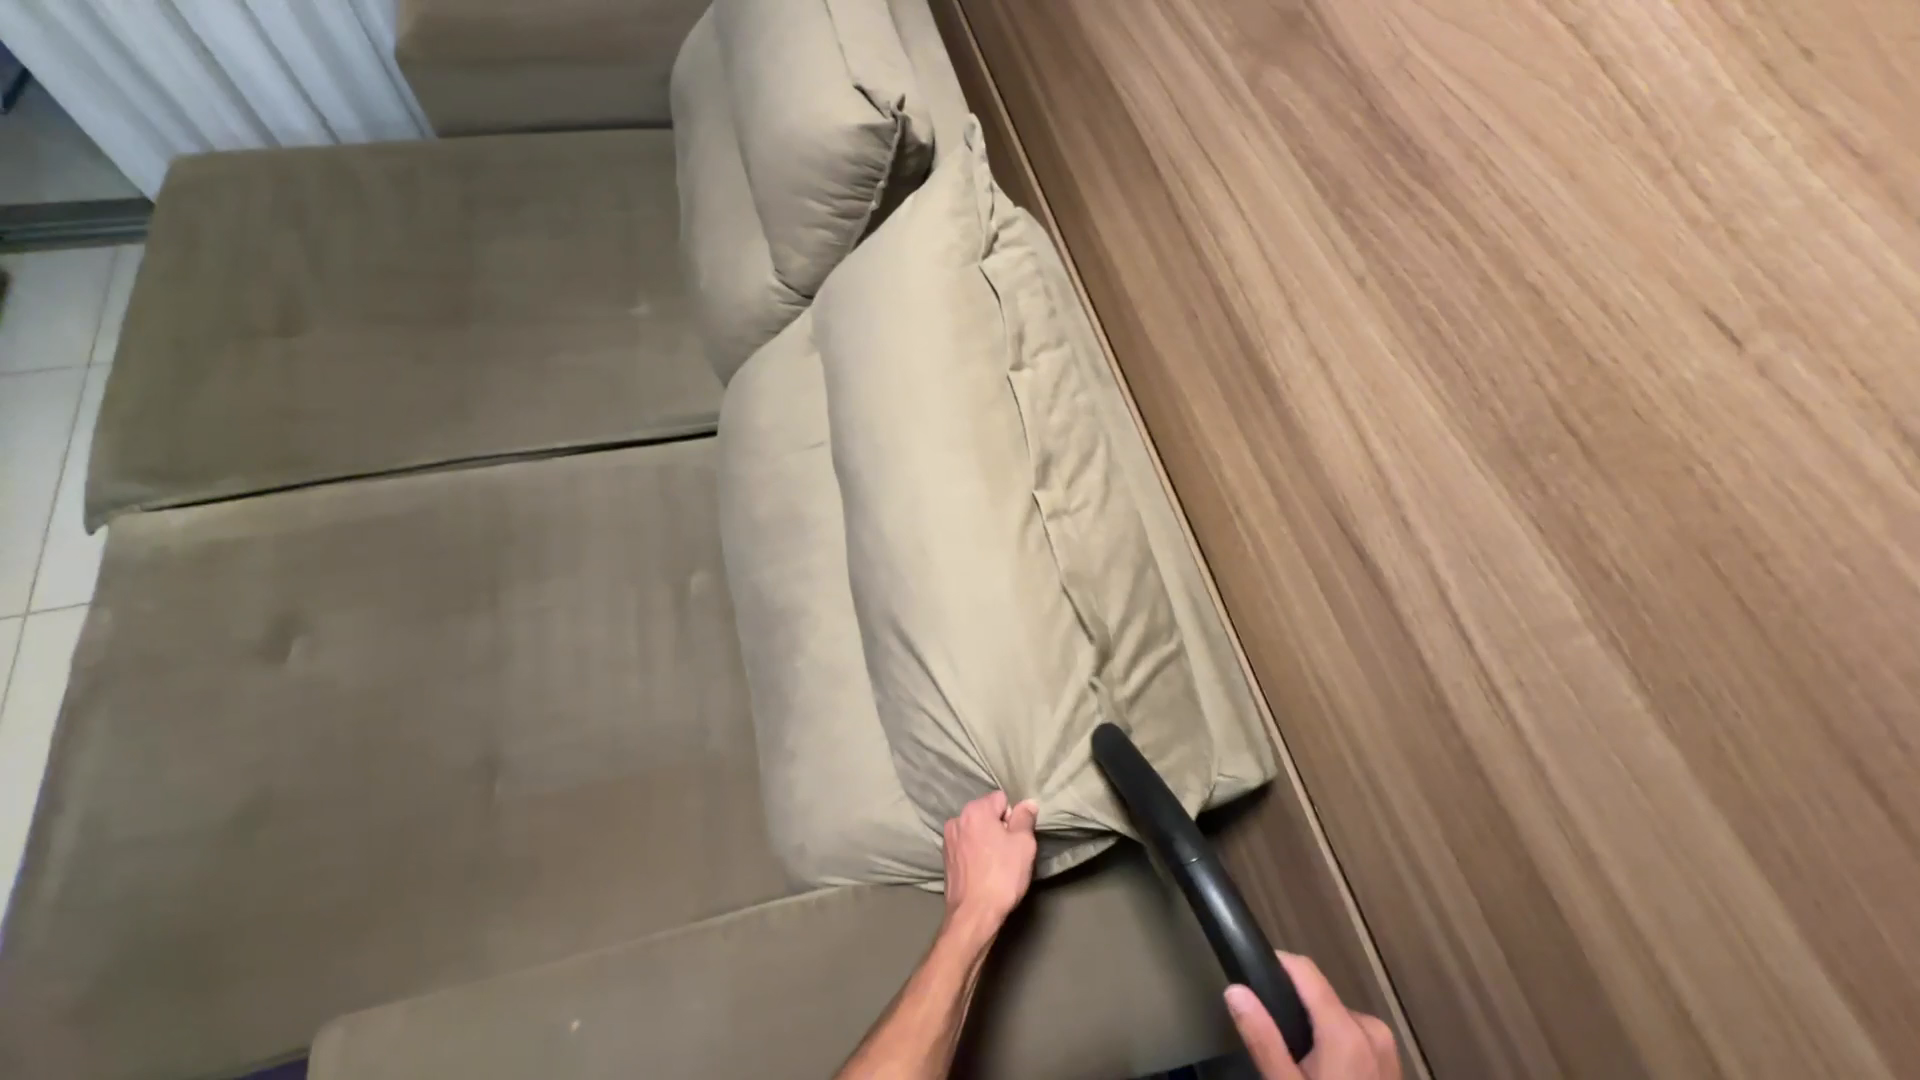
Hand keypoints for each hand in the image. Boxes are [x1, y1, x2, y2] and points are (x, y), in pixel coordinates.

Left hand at [941, 791, 1038, 937]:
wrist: (974, 914)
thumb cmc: (1003, 876)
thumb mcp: (1024, 844)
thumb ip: (1025, 818)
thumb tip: (1027, 803)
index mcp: (975, 810)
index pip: (1001, 799)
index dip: (1013, 817)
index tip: (1016, 839)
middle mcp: (957, 819)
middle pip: (987, 813)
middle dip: (999, 827)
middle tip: (1009, 853)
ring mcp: (948, 838)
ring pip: (976, 829)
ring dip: (986, 840)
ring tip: (995, 864)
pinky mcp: (945, 857)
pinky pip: (966, 845)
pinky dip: (975, 852)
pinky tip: (982, 871)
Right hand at [1226, 952, 1399, 1079]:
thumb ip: (1262, 1037)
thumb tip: (1235, 990)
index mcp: (1345, 1031)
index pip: (1305, 970)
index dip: (1276, 963)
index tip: (1251, 972)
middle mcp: (1371, 1029)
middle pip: (1319, 996)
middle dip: (1294, 1010)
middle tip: (1274, 1044)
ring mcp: (1386, 1048)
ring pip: (1336, 1017)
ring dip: (1315, 1030)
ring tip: (1299, 1067)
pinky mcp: (1392, 1064)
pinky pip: (1354, 1037)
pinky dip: (1335, 1046)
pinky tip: (1325, 1077)